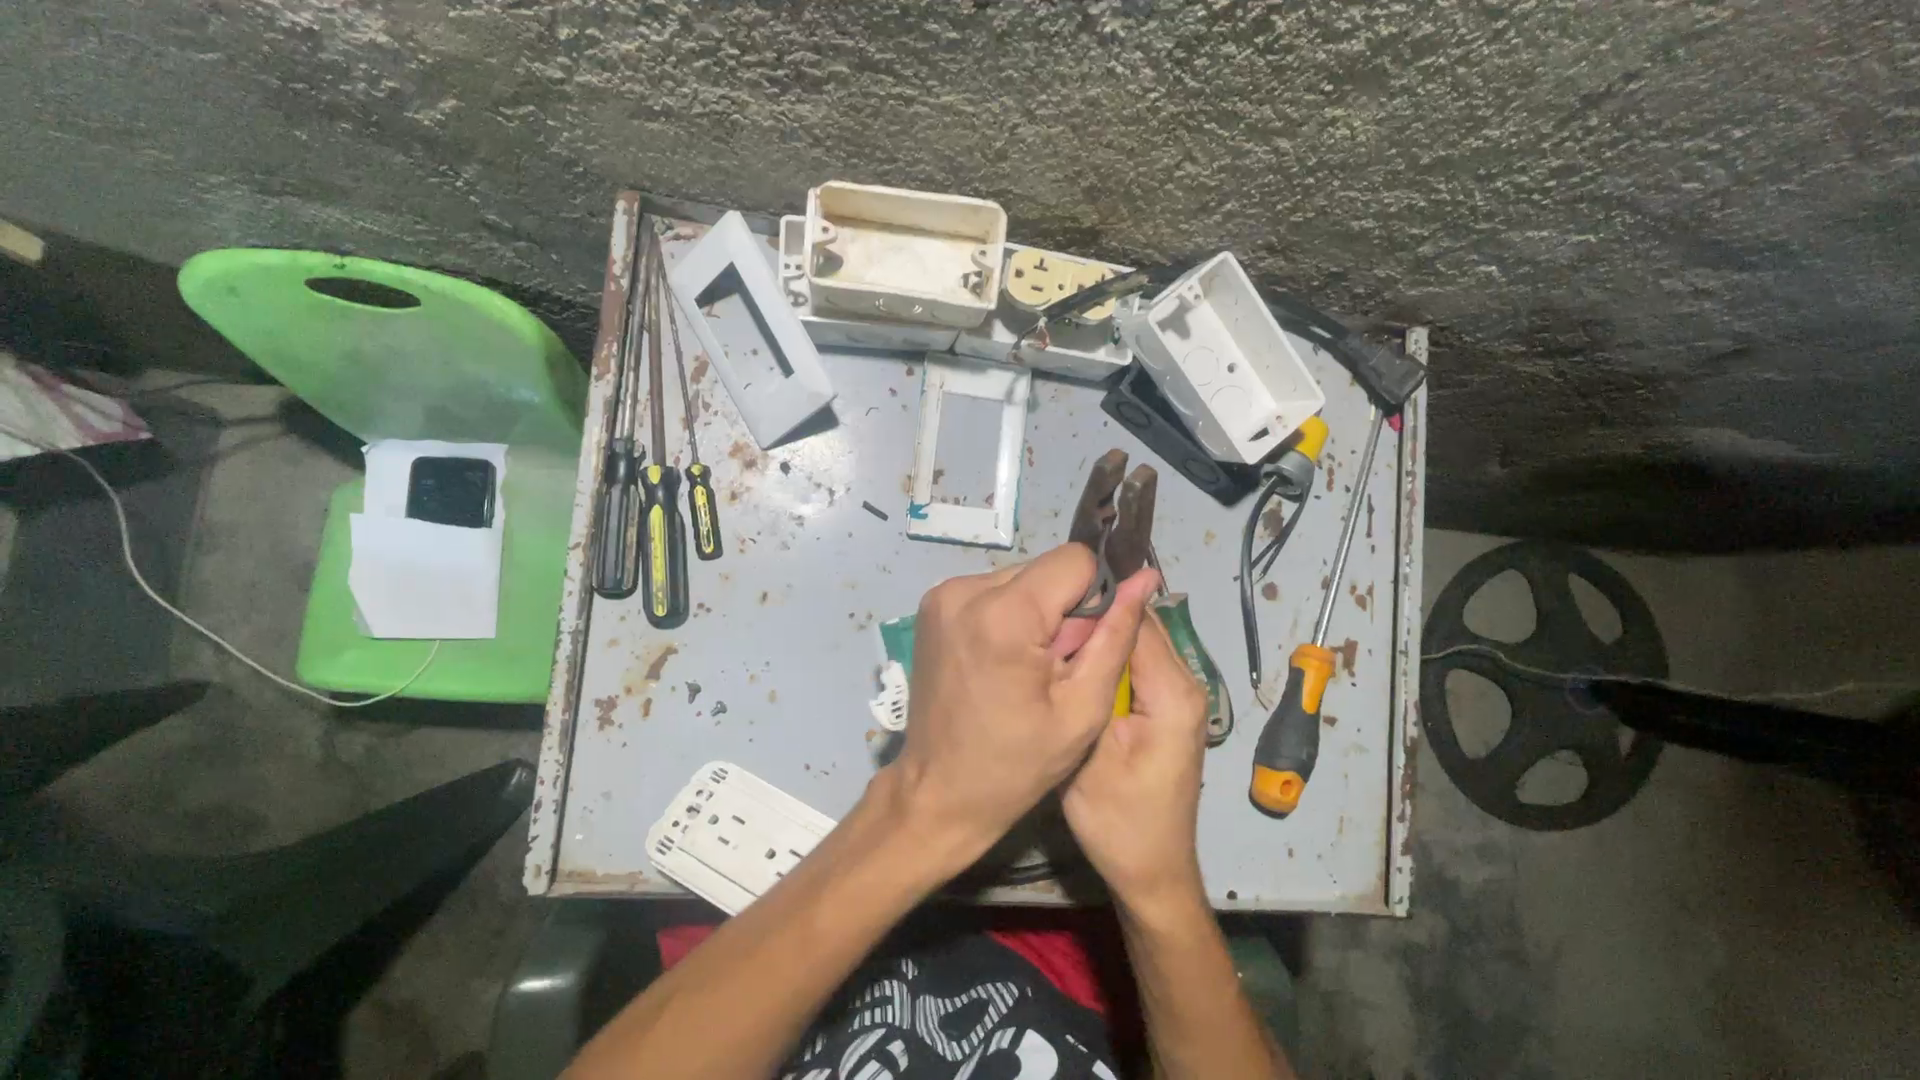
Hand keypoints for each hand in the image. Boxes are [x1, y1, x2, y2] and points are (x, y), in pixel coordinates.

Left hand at [888, 544, 1157, 864]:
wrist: (939, 792)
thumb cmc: (1016, 764)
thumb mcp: (1083, 708)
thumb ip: (1116, 636)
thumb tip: (1145, 578)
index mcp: (1003, 615)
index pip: (1075, 560)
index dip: (1097, 595)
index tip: (1089, 642)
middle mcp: (964, 590)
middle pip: (1045, 569)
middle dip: (1065, 608)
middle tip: (1060, 666)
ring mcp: (942, 596)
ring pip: (1021, 578)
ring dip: (1038, 613)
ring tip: (1031, 670)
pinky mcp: (932, 606)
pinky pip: (992, 592)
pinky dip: (1010, 617)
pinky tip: (1007, 663)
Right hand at [1062, 609, 1208, 909]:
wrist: (1150, 872)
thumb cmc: (1118, 821)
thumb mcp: (1091, 755)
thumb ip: (1091, 690)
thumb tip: (1077, 630)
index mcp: (1173, 693)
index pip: (1135, 621)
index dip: (1093, 608)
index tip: (1048, 605)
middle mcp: (1186, 685)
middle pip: (1140, 628)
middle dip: (1096, 619)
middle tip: (1044, 621)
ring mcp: (1180, 698)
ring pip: (1137, 645)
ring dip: (1100, 639)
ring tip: (1053, 639)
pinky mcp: (1168, 710)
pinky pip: (1138, 667)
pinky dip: (1109, 661)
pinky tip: (1075, 667)